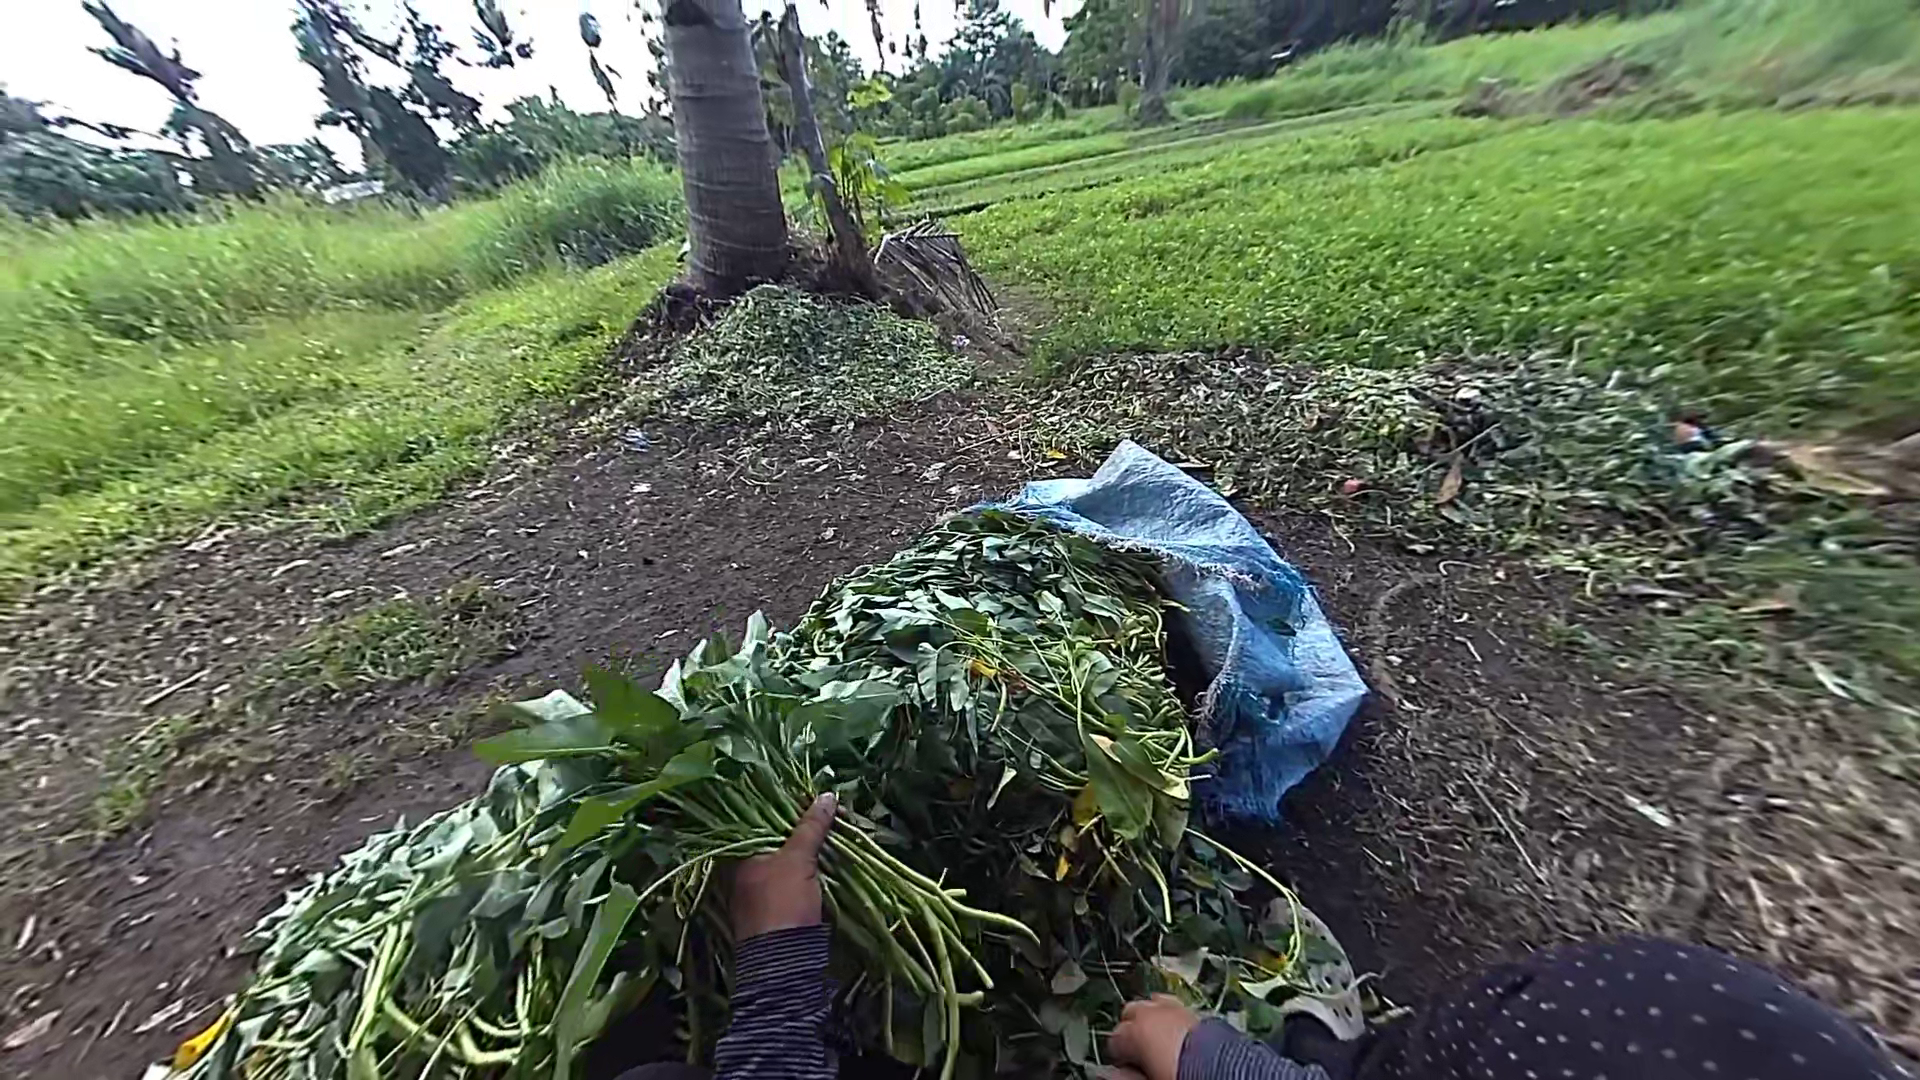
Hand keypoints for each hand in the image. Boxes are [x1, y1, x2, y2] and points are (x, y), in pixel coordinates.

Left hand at [730, 792, 835, 939]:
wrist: (785, 964)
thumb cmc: (783, 903)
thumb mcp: (798, 858)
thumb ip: (811, 826)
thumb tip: (827, 795)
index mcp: (743, 855)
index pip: (765, 817)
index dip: (792, 804)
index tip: (817, 797)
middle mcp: (748, 869)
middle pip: (780, 835)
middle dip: (807, 823)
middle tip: (833, 812)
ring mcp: (763, 888)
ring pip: (790, 854)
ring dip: (813, 842)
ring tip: (837, 827)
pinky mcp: (779, 903)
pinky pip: (797, 871)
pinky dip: (812, 861)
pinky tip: (831, 852)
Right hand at [1108, 995, 1199, 1079]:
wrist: (1226, 1073)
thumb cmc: (1185, 1076)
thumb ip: (1127, 1076)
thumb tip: (1112, 1075)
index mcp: (1136, 1030)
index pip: (1115, 1039)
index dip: (1119, 1058)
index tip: (1125, 1070)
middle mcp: (1151, 1011)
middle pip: (1130, 1014)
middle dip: (1132, 1032)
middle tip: (1141, 1059)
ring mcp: (1172, 1007)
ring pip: (1151, 1006)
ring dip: (1151, 1022)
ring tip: (1160, 1048)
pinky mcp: (1192, 1009)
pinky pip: (1173, 1009)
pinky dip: (1170, 1020)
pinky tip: (1178, 1039)